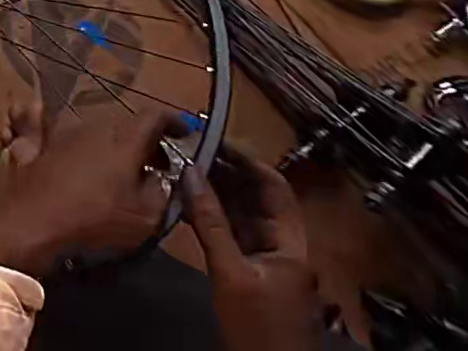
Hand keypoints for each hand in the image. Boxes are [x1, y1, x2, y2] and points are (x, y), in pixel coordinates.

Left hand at [0, 109, 186, 274]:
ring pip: (103, 131)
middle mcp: (95, 126)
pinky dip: (96, 150)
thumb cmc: (97, 216)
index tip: (185, 131)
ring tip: (129, 174)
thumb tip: (163, 177)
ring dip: (120, 147)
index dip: (172, 121)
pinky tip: (97, 173)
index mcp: (123, 138)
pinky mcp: (48, 142)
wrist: (36, 215)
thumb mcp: (147, 215)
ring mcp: (68, 131)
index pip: (153, 116)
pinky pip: (80, 139)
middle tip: (159, 166)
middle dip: (147, 141)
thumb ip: (162, 191)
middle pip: (127, 125)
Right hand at [184, 149, 322, 350]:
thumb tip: (189, 172)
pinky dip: (206, 214)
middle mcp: (280, 243)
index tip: (211, 141)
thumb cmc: (258, 326)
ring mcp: (263, 256)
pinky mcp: (246, 268)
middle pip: (254, 196)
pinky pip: (227, 230)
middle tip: (185, 152)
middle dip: (222, 172)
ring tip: (177, 171)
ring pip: (237, 212)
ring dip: (210, 191)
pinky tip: (180, 202)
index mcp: (290, 242)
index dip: (246, 161)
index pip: (274, 187)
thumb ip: (210, 222)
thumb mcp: (230, 272)